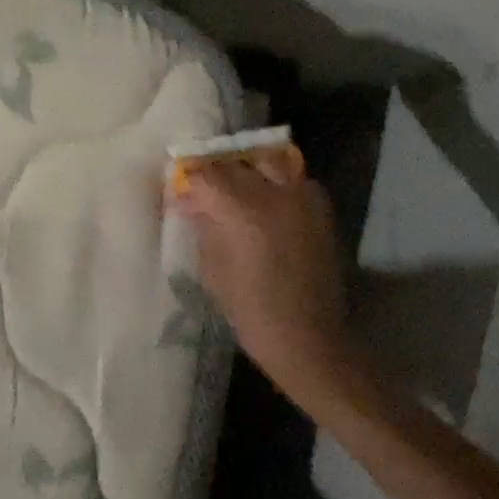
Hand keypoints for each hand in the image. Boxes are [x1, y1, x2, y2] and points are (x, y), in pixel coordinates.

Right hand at [174, 156, 349, 385]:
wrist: (306, 337)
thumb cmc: (249, 309)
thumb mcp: (211, 267)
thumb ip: (202, 225)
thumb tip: (191, 201)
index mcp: (240, 210)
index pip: (205, 173)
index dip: (187, 176)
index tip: (178, 187)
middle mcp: (273, 194)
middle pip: (235, 162)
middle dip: (214, 171)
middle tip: (202, 187)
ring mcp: (301, 198)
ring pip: (268, 161)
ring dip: (247, 169)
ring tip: (235, 187)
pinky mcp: (320, 209)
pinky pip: (293, 179)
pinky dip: (275, 182)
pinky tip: (266, 203)